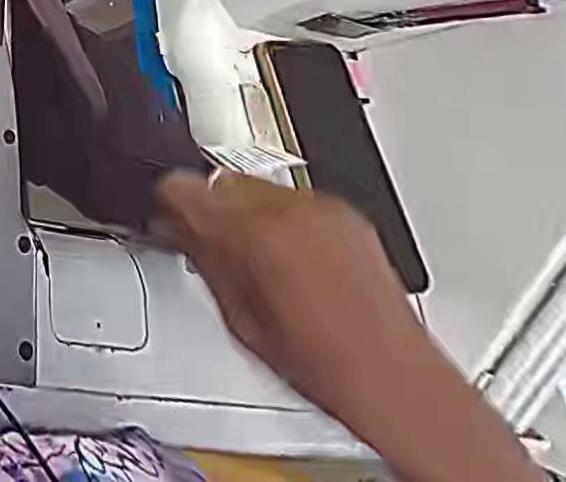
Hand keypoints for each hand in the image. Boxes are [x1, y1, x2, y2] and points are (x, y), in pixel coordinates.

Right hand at [156, 171, 540, 481]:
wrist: (399, 383)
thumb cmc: (328, 368)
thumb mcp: (240, 320)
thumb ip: (203, 260)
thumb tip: (175, 230)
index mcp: (257, 235)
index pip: (188, 188)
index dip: (169, 199)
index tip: (166, 210)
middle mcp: (291, 211)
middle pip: (220, 182)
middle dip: (207, 207)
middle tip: (202, 235)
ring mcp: (322, 209)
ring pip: (254, 185)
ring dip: (242, 210)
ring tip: (248, 251)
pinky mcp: (345, 213)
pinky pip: (291, 197)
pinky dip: (277, 215)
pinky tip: (281, 251)